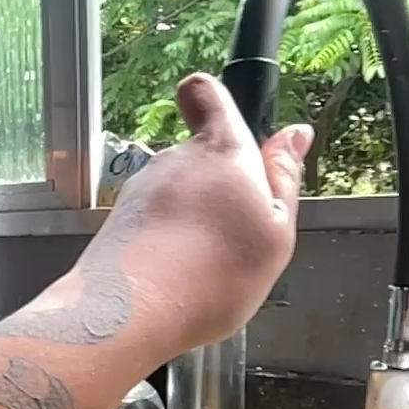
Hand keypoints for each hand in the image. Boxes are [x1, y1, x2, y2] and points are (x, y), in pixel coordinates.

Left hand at [88, 73, 311, 352]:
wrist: (130, 314)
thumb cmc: (214, 275)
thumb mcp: (276, 233)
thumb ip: (284, 179)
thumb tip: (294, 136)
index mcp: (221, 151)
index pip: (207, 94)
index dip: (213, 100)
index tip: (225, 121)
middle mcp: (173, 161)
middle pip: (198, 158)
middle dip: (217, 188)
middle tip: (235, 235)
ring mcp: (138, 191)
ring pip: (173, 195)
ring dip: (189, 220)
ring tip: (203, 266)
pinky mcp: (115, 223)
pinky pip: (149, 224)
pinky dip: (164, 243)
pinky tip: (174, 278)